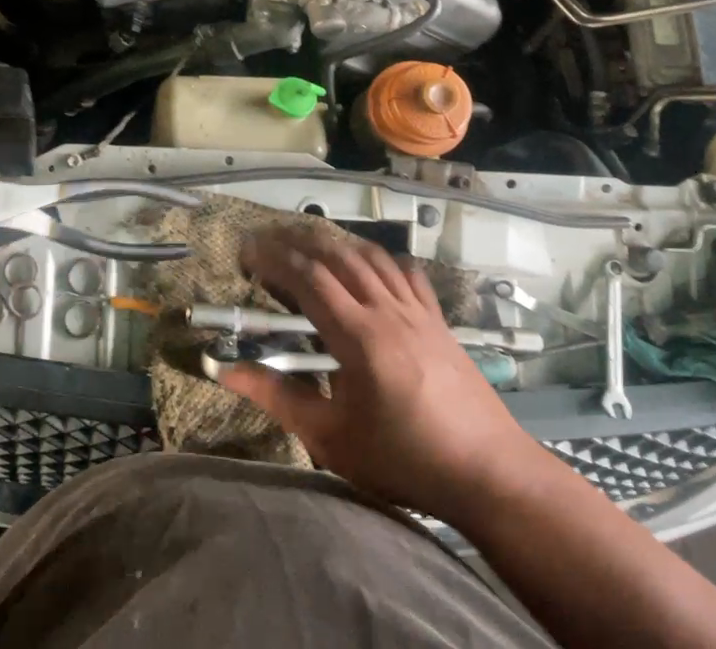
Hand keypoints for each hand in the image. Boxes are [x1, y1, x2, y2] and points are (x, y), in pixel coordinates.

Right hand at [221, 225, 544, 521]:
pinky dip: (379, 259)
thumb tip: (226, 370)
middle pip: (338, 257)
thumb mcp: (331, 438)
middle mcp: (389, 313)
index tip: (246, 253)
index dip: (274, 259)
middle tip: (265, 241)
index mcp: (359, 337)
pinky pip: (407, 274)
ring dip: (335, 243)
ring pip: (373, 258)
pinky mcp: (440, 323)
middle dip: (297, 242)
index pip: (309, 279)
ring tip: (306, 244)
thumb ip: (278, 398)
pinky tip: (368, 264)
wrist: (489, 474)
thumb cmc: (404, 459)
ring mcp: (419, 314)